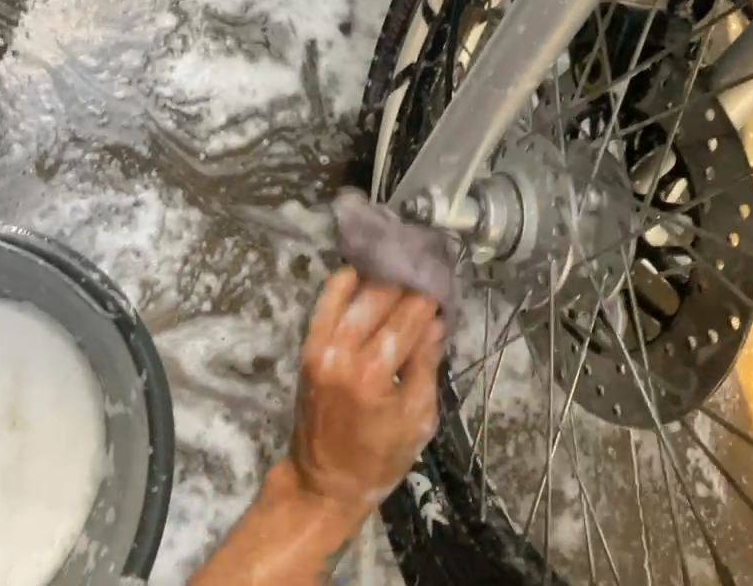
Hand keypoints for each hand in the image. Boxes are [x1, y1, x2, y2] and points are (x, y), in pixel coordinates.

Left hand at [187, 267, 446, 585]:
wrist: (323, 482)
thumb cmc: (379, 458)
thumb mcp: (418, 419)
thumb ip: (426, 364)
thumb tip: (436, 321)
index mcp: (373, 374)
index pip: (407, 318)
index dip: (428, 300)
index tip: (444, 289)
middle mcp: (342, 352)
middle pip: (379, 297)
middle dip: (406, 283)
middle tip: (426, 275)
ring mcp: (320, 346)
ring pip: (351, 291)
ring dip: (378, 277)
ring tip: (400, 270)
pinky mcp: (308, 346)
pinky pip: (326, 301)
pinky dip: (345, 284)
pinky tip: (365, 275)